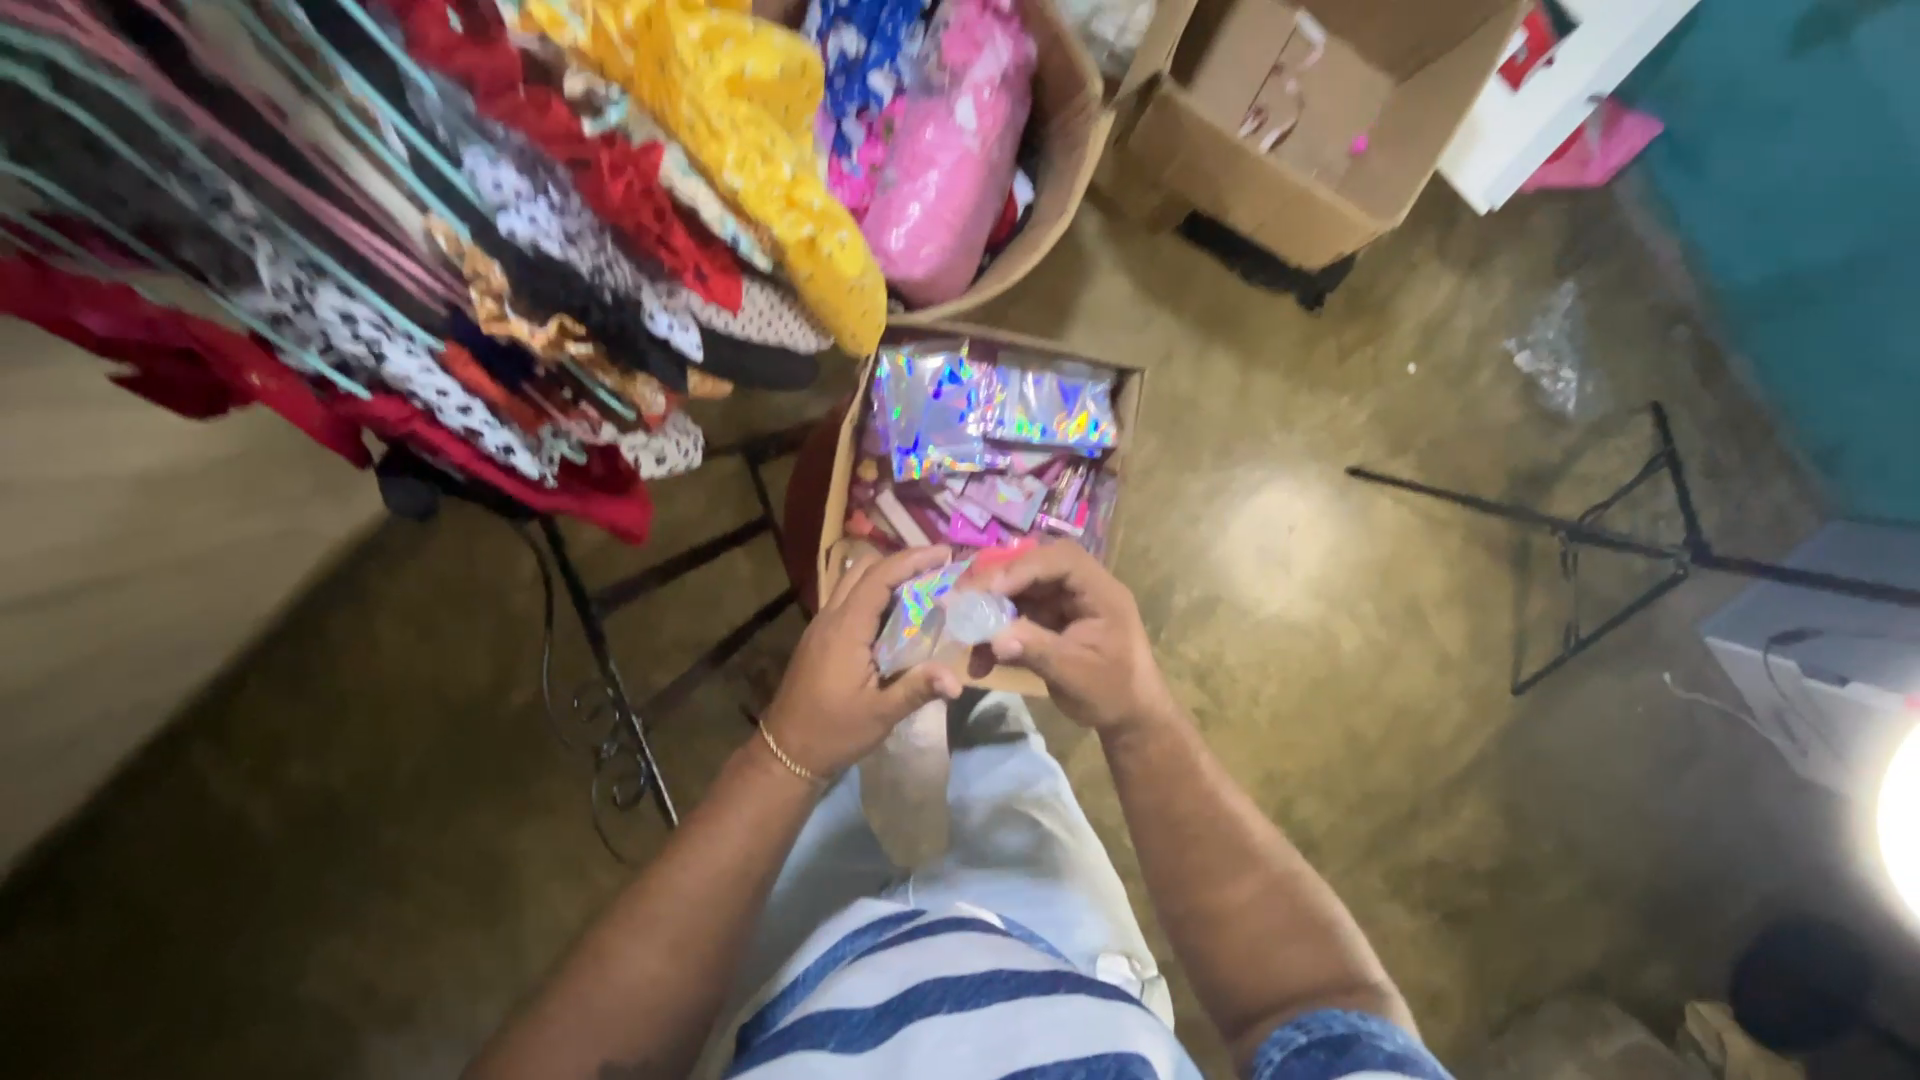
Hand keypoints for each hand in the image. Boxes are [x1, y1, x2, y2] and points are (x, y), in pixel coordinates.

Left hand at [761, 546, 963, 775]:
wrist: (785, 752)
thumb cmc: (833, 732)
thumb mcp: (880, 715)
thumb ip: (917, 689)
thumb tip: (956, 680)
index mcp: (845, 630)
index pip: (879, 577)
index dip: (911, 560)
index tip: (943, 553)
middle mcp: (830, 618)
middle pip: (862, 568)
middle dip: (900, 562)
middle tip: (936, 570)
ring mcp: (821, 626)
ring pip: (851, 581)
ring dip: (884, 576)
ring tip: (921, 587)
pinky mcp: (819, 638)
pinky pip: (847, 600)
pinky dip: (872, 594)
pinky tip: (895, 615)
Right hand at [967, 541, 1176, 737]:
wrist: (1129, 719)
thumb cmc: (1113, 693)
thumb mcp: (1075, 673)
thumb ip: (1036, 650)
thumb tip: (993, 637)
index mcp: (1100, 592)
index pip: (1061, 560)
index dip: (1024, 568)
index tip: (991, 590)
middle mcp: (1081, 590)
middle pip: (1034, 568)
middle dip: (997, 583)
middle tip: (962, 600)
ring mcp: (1063, 605)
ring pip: (1020, 592)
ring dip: (990, 610)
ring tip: (964, 631)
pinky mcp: (1049, 622)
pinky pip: (1017, 616)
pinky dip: (995, 633)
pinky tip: (979, 660)